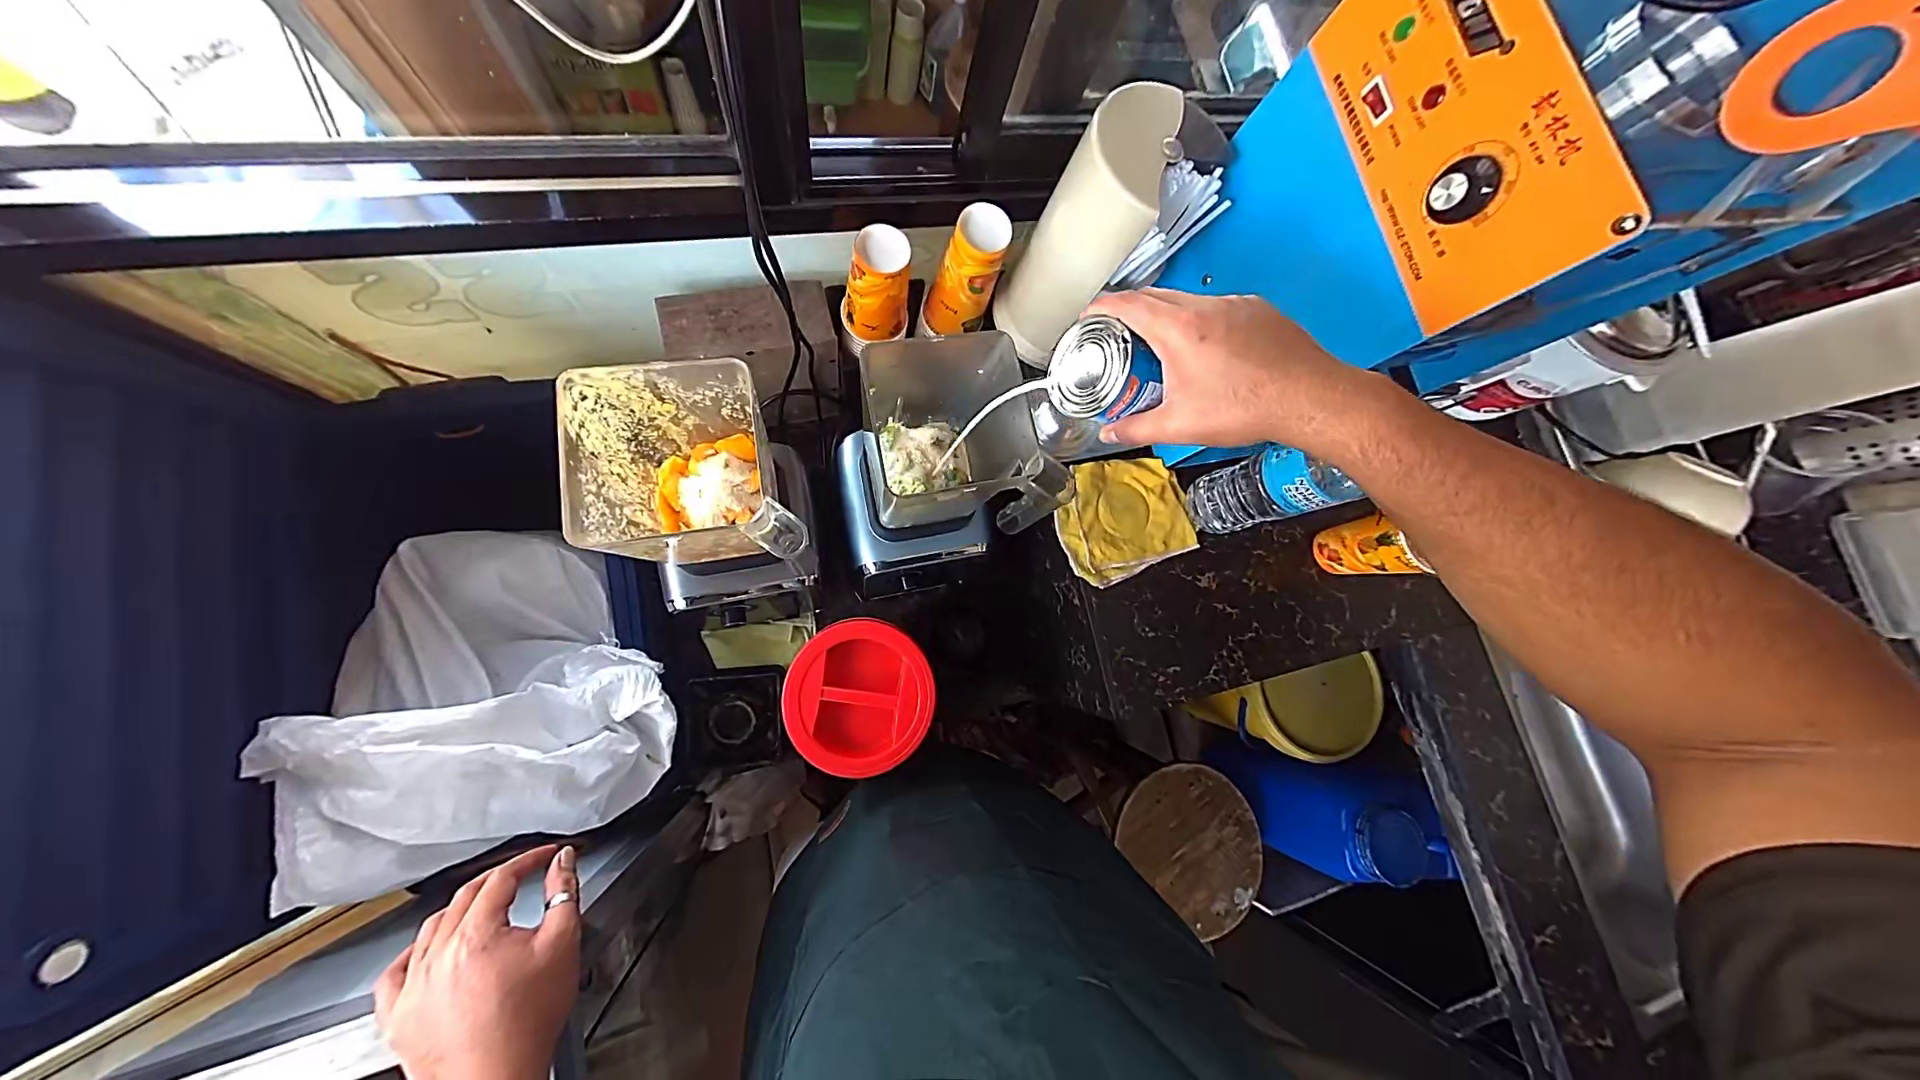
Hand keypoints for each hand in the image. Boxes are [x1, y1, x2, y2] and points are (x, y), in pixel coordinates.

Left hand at [375, 845, 581, 1079]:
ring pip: (431, 928)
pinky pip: (395, 973)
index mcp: (476, 936)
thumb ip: (564, 894)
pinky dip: (413, 953)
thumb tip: (562, 862)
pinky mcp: (397, 1017)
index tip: (545, 855)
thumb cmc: (528, 1020)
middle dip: (499, 877)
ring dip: (460, 908)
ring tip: (485, 907)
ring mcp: (412, 988)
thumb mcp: (563, 944)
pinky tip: (426, 950)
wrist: (498, 1077)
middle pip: (465, 896)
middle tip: (524, 873)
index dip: (528, 860)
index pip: (501, 878)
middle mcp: (437, 956)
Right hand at [1086, 289, 1407, 458]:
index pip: (1128, 303)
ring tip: (1160, 344)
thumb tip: (1111, 435)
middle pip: (1155, 295)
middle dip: (1130, 308)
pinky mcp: (1258, 310)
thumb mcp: (1179, 426)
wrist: (1309, 398)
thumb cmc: (1247, 407)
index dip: (1102, 305)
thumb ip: (1136, 429)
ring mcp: (1236, 304)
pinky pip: (1218, 306)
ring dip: (1167, 314)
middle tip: (1117, 329)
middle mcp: (1207, 307)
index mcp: (1179, 329)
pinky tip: (1204, 349)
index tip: (1089, 312)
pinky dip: (1200, 320)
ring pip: (1188, 299)